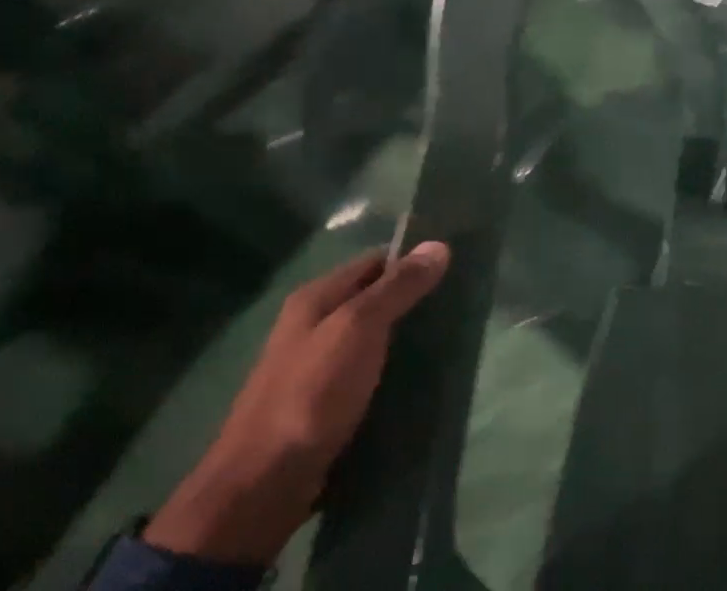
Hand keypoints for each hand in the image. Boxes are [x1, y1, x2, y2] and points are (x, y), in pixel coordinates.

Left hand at [144, 242, 450, 565]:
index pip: (375, 261)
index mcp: (314, 299)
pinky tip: (419, 376)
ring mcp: (314, 365)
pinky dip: (393, 367)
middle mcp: (310, 324)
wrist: (265, 480)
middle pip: (372, 297)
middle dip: (413, 298)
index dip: (413, 260)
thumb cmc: (312, 394)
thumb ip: (397, 288)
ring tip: (451, 337)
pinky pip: (368, 368)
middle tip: (461, 303)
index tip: (456, 268)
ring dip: (405, 335)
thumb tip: (438, 245)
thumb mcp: (359, 329)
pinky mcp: (324, 400)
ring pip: (372, 335)